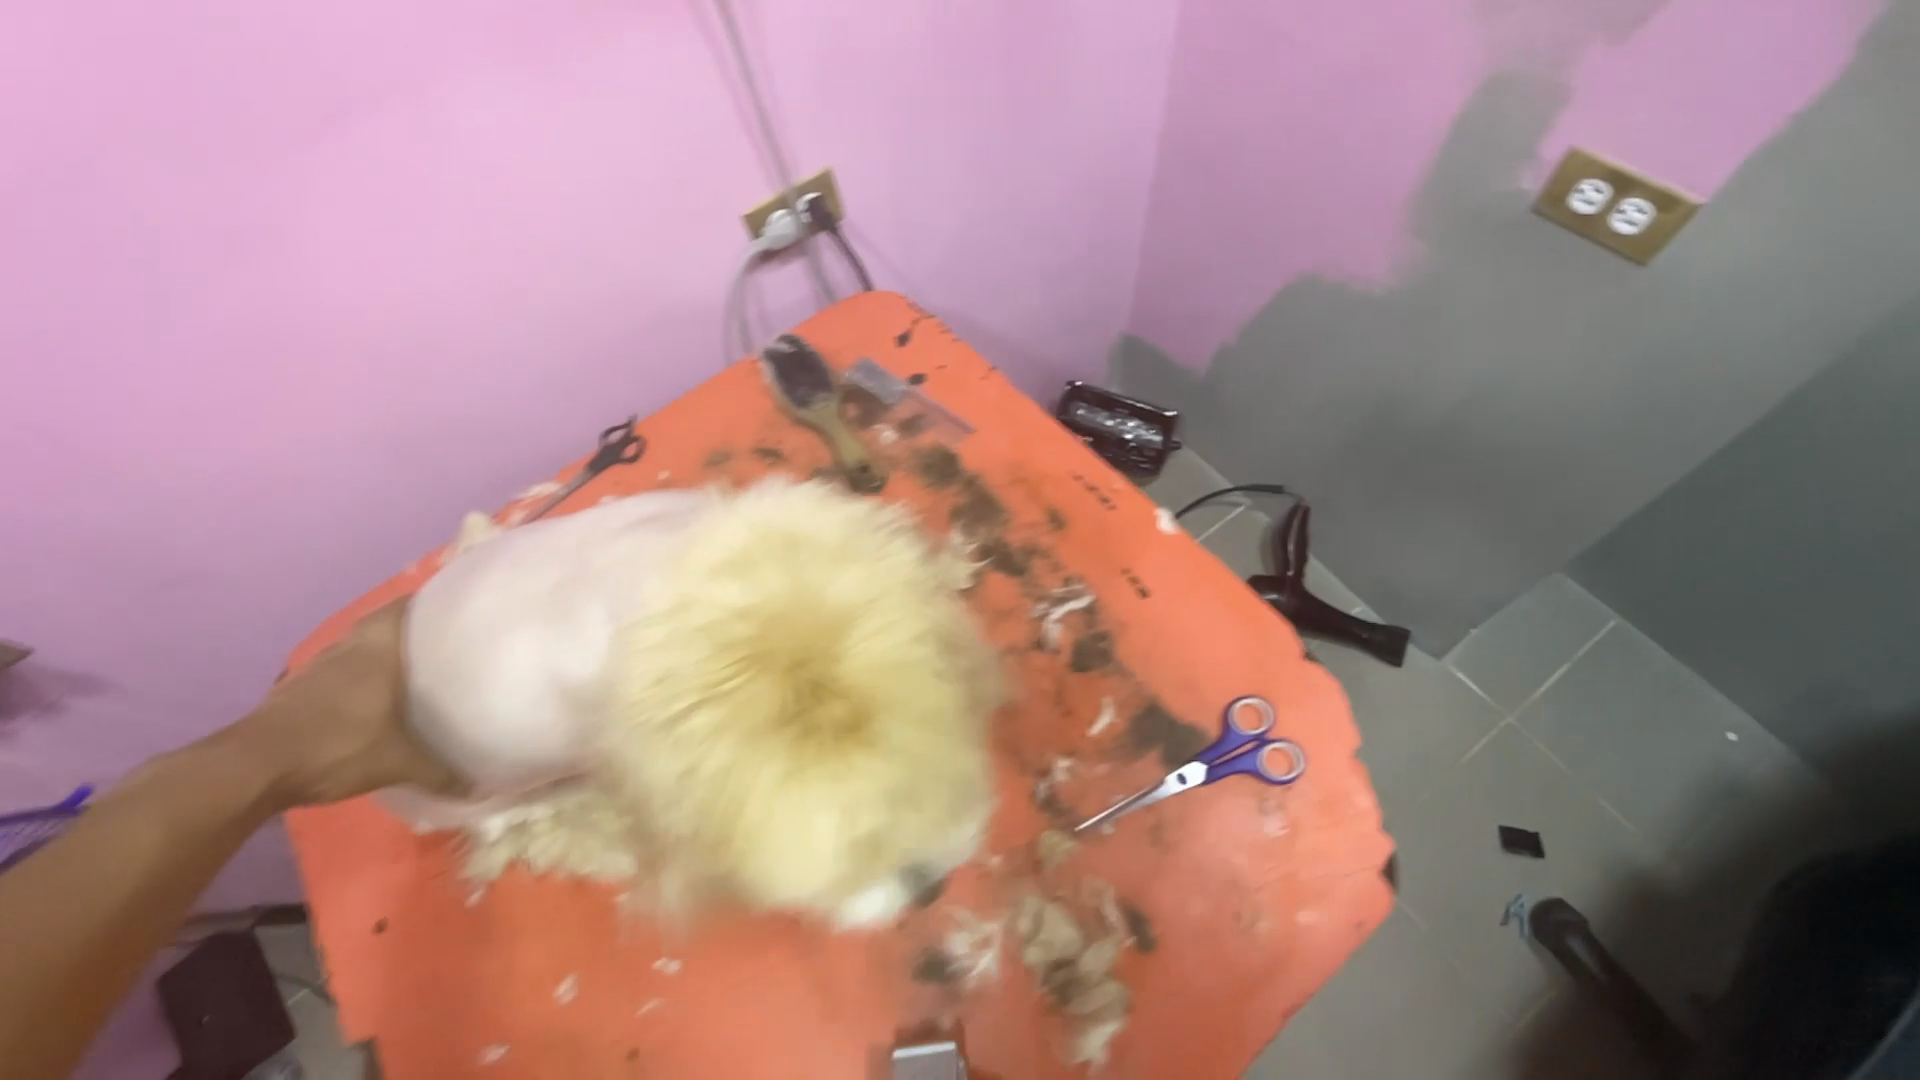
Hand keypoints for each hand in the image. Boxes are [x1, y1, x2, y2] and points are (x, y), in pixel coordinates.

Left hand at [228, 600, 470, 809]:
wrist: (249, 770)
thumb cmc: (336, 746)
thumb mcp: (399, 763)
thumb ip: (441, 773)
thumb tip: (480, 790)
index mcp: (376, 651)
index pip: (403, 608)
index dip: (428, 600)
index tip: (456, 604)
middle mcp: (345, 650)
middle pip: (378, 624)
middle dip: (407, 627)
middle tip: (439, 639)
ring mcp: (313, 670)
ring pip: (352, 648)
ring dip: (375, 652)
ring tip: (407, 666)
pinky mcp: (292, 693)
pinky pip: (333, 672)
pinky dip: (351, 677)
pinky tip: (364, 698)